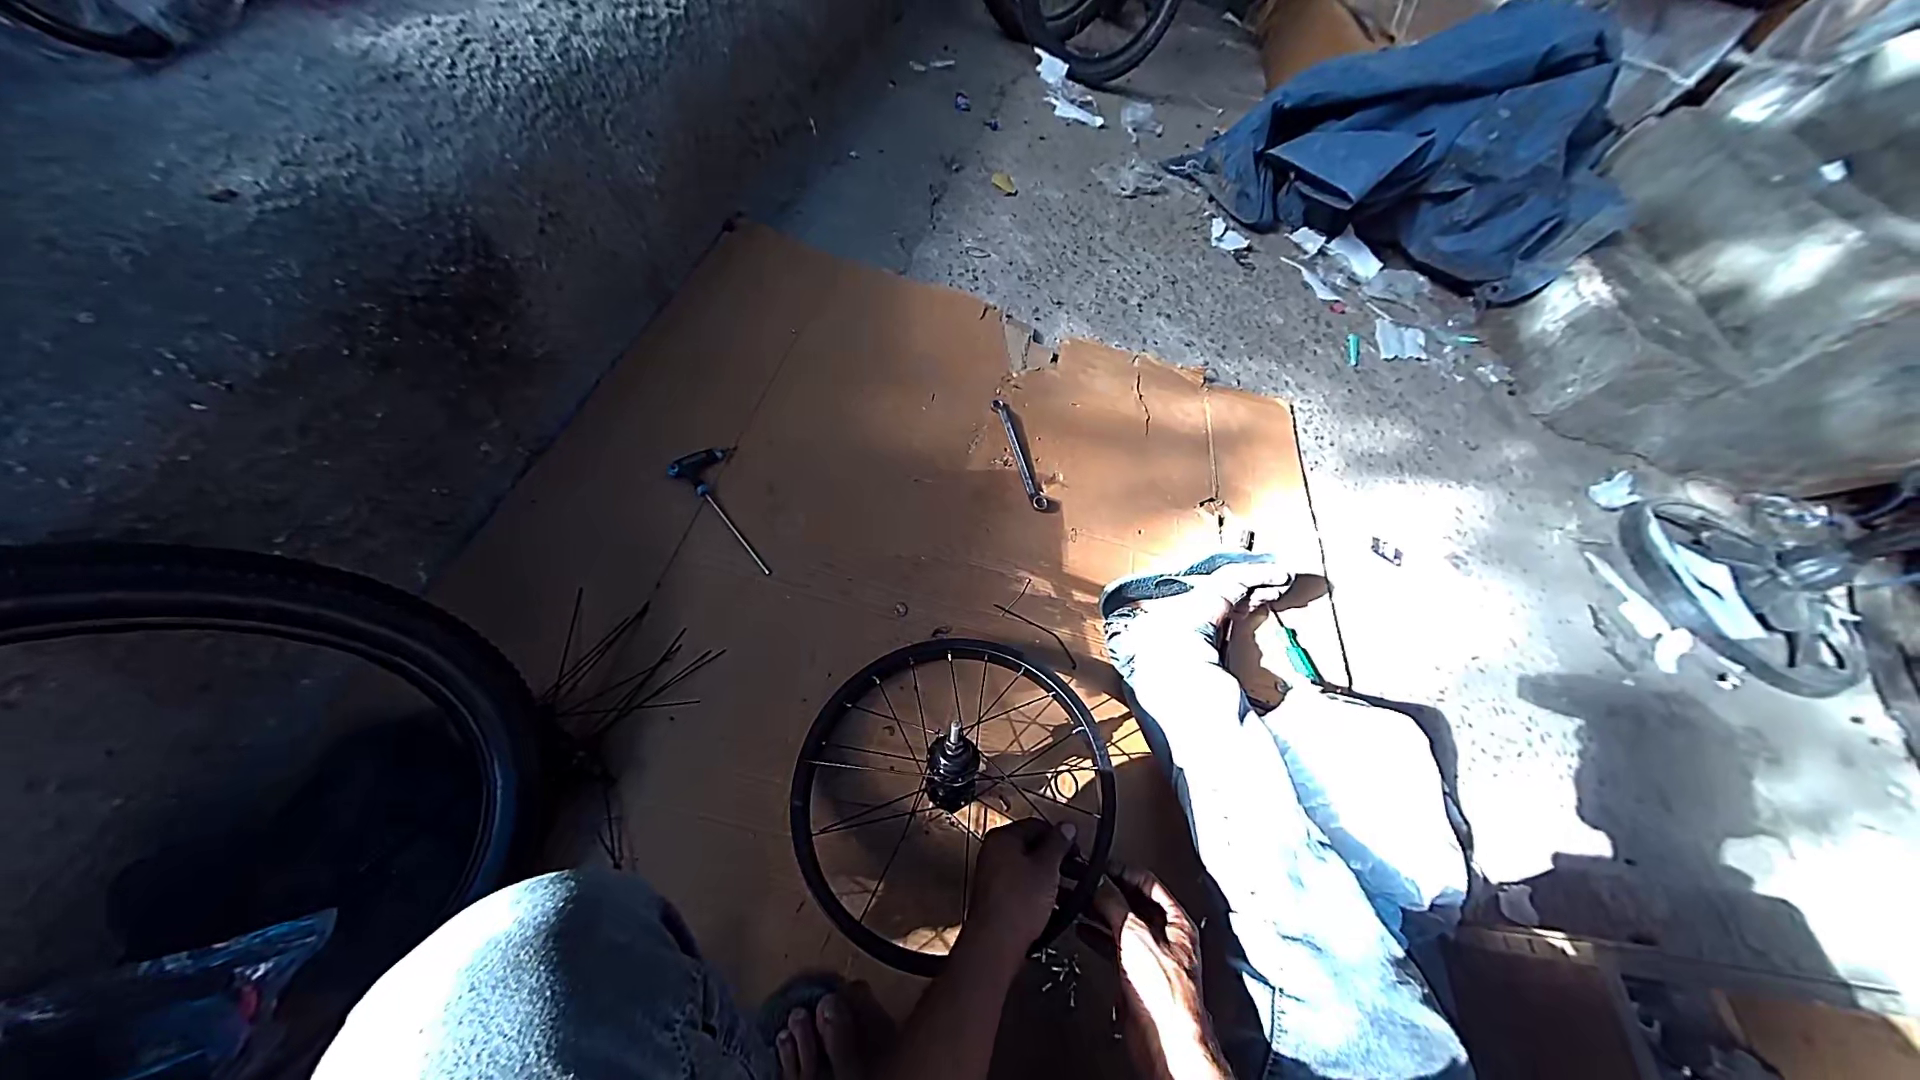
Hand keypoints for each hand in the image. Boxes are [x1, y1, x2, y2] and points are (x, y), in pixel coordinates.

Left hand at [963, 819, 1072, 960]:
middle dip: (1055, 859)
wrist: (996, 943)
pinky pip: (1021, 887)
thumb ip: (1058, 844)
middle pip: (1031, 847)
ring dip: (1049, 878)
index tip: (1074, 848)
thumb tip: (1066, 828)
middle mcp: (993, 853)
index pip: (1035, 825)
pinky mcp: (996, 898)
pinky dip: (1038, 892)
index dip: (1059, 836)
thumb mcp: (1047, 868)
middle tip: (1074, 869)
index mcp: (1002, 838)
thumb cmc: (1017, 904)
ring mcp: (992, 876)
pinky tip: (1053, 906)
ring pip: (1027, 869)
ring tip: (1069, 891)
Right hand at [1092, 864, 1228, 1079]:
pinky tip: (1083, 928)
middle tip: (1085, 881)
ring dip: (1099, 910)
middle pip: (1133, 901)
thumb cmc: (1167, 996)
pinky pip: (1113, 944)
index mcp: (1176, 921)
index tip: (1100, 865)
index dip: (1122, 869)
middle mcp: (1165, 936)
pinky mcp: (1136, 974)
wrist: (1165, 1042)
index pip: (1147, 881)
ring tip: (1079, 899)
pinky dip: (1097, 934)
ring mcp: (1151, 955)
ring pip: (1121, 921)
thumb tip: (1098, 881)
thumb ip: (1114, 903)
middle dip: (1108, 890)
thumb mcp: (1135, 935)